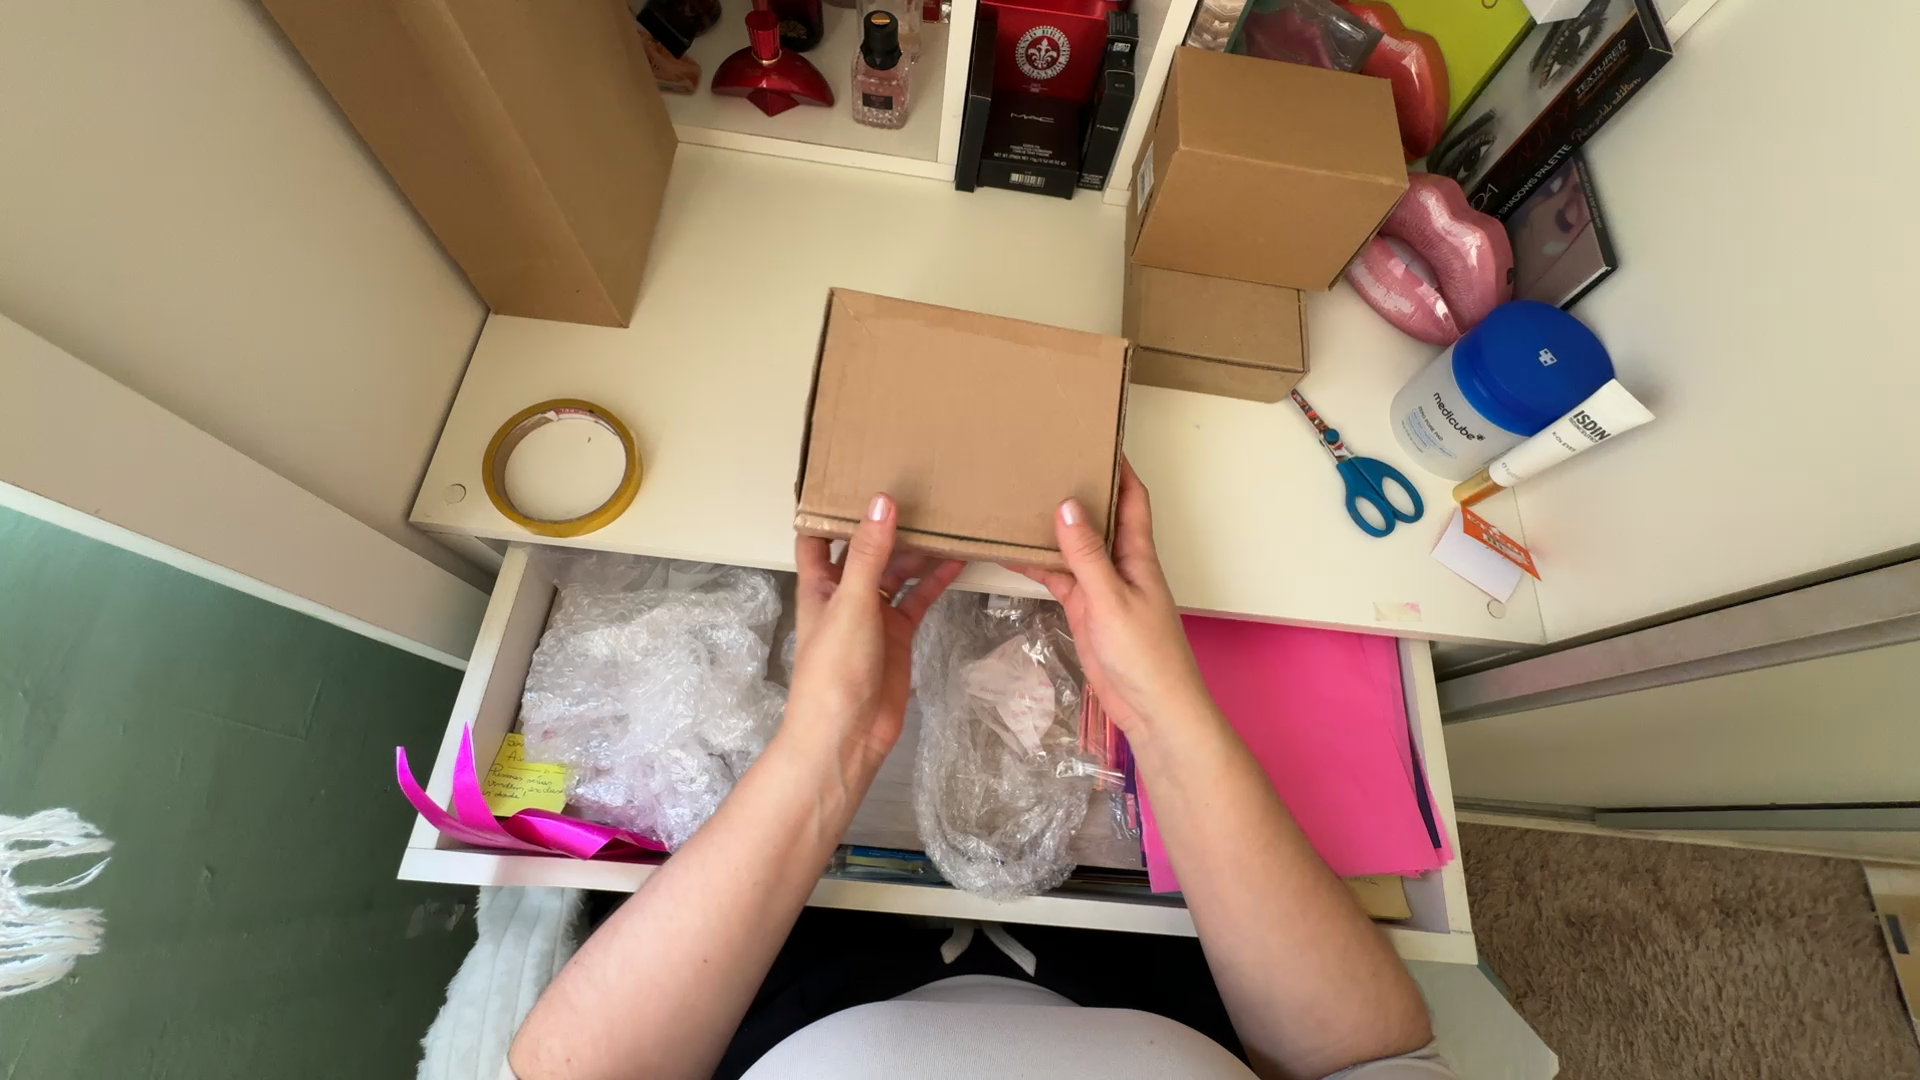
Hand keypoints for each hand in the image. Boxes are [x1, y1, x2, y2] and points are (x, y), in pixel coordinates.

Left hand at [787, 493, 964, 775]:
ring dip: (918, 551)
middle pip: (868, 550)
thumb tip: (882, 501)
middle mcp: (845, 594)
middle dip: (887, 525)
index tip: (854, 475)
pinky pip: (919, 599)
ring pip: (898, 572)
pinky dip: (936, 581)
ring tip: (945, 520)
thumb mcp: (852, 603)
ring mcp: (874, 614)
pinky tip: (957, 561)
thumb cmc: (835, 667)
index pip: (819, 536)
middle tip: (919, 490)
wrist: (849, 733)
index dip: (831, 510)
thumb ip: (870, 553)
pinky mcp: (899, 634)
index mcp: (820, 583)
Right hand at [1009, 461, 1216, 746]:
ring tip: (1022, 498)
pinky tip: (1013, 552)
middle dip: (1081, 490)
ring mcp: (1102, 588)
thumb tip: (1067, 504)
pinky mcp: (1086, 610)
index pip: (1133, 499)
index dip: (1121, 468)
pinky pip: (1060, 578)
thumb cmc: (1143, 652)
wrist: (1150, 708)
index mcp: (1138, 554)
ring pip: (1075, 547)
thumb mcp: (1111, 598)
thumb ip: (1087, 554)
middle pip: (1101, 517)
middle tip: (1048, 462)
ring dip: (1054, 527)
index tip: (1098, 438)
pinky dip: (1039, 565)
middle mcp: (1121, 564)